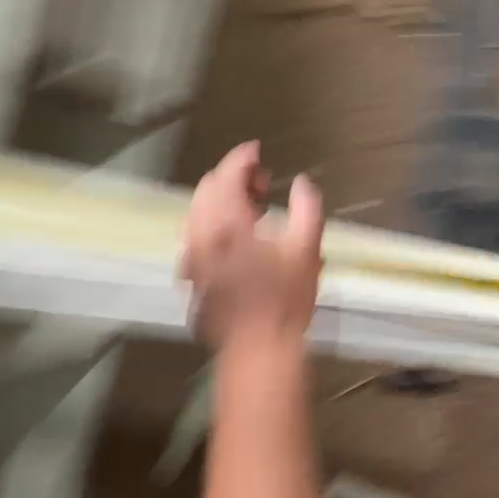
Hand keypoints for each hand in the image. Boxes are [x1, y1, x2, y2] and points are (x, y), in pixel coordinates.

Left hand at [181, 141, 323, 351]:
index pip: (226, 175)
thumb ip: (307, 208)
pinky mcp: (191, 276)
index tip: (258, 150)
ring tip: (253, 209)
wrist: (258, 346)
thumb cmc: (287, 298)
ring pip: (198, 213)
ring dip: (222, 201)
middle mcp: (201, 235)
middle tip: (263, 183)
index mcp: (228, 223)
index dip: (242, 157)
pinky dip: (214, 225)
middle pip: (207, 189)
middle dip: (232, 177)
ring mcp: (191, 257)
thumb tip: (302, 183)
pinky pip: (196, 237)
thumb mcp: (307, 249)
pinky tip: (238, 239)